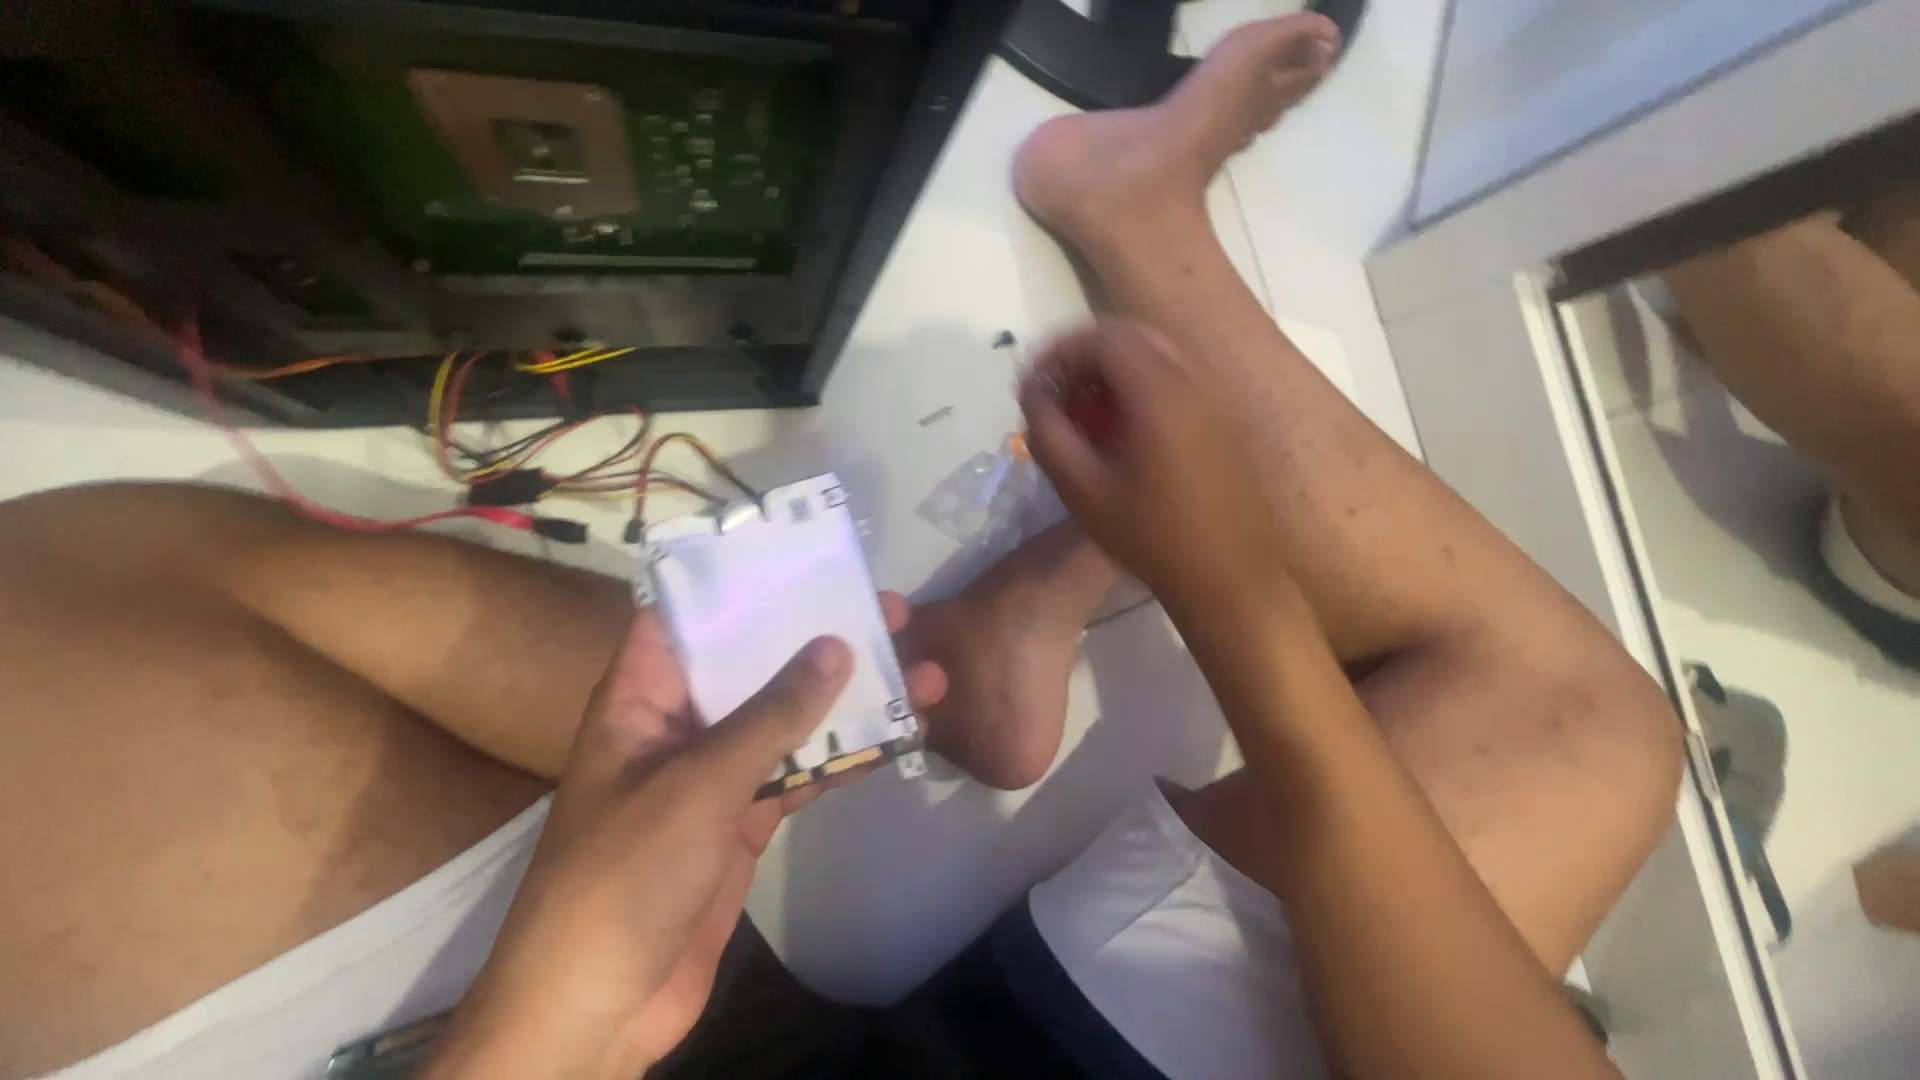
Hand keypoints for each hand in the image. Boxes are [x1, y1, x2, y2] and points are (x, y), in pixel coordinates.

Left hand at [425, 596, 945, 1079]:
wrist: (598, 1010)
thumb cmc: (624, 877)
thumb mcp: (698, 784)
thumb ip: (771, 716)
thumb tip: (835, 646)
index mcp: (641, 699)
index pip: (683, 616)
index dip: (736, 580)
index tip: (800, 554)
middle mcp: (679, 726)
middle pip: (753, 663)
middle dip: (817, 636)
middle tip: (888, 608)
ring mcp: (715, 776)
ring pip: (789, 719)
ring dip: (848, 697)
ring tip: (919, 666)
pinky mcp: (744, 821)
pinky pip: (801, 774)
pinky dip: (846, 757)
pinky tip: (900, 734)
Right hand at [1019, 319, 1287, 607]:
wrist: (1231, 578)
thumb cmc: (1152, 539)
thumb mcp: (1083, 491)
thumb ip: (1048, 433)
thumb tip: (1031, 393)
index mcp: (1160, 392)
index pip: (1102, 337)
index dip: (1060, 352)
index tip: (1034, 385)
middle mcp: (1196, 380)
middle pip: (1131, 338)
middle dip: (1085, 360)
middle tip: (1057, 399)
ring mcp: (1218, 397)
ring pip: (1157, 356)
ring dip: (1114, 374)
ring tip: (1086, 419)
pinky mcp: (1227, 418)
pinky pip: (1178, 380)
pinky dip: (1142, 388)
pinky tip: (1124, 435)